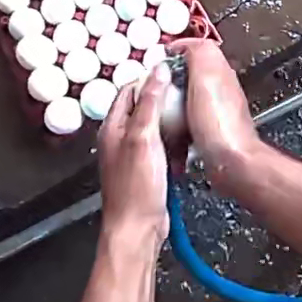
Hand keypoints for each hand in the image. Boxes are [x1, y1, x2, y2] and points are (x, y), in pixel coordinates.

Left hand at [97, 62, 172, 242]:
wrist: (138, 231)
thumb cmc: (136, 188)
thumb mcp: (144, 137)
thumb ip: (150, 102)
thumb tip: (158, 71)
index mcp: (113, 127)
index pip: (130, 90)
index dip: (151, 80)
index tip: (173, 77)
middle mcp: (121, 138)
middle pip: (145, 108)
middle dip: (166, 103)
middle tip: (185, 99)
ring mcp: (134, 155)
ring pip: (157, 128)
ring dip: (173, 126)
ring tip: (188, 125)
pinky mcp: (148, 170)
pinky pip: (164, 148)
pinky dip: (175, 147)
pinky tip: (185, 151)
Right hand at [166, 39, 263, 191]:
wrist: (231, 161)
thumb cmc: (220, 125)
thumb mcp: (205, 75)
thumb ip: (198, 53)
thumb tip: (185, 44)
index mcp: (218, 70)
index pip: (195, 48)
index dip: (175, 52)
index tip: (158, 61)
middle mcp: (219, 88)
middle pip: (189, 73)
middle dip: (170, 77)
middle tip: (154, 84)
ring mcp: (215, 110)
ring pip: (186, 97)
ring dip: (172, 101)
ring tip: (159, 107)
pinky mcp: (209, 130)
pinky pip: (186, 120)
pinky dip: (176, 123)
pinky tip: (170, 129)